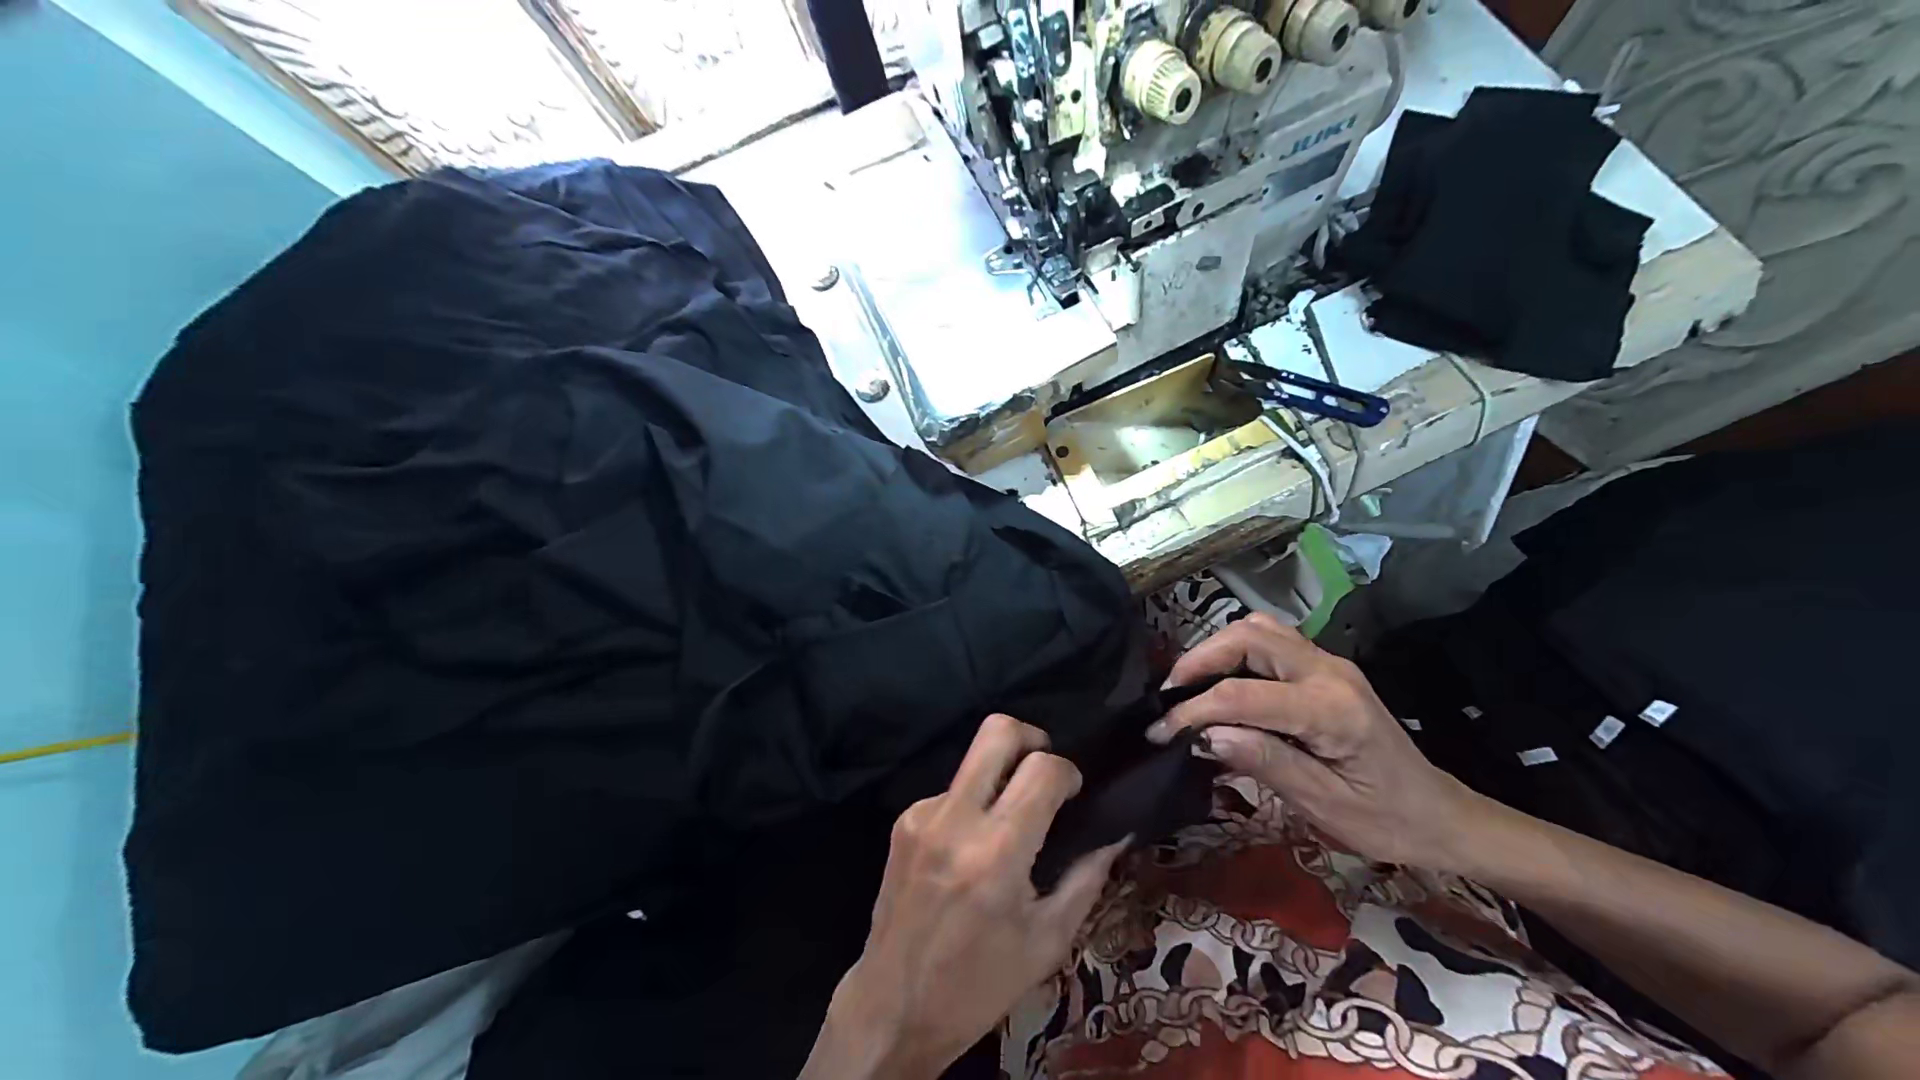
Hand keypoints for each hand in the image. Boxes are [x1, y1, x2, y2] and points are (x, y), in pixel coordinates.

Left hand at [800, 714, 1127, 1079]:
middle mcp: (955, 819)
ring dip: (999, 778)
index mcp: (997, 853)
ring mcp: (922, 815)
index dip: (1068, 771)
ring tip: (1007, 824)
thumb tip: (1114, 833)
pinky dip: (971, 806)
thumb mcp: (1047, 941)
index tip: (1073, 793)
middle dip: (1032, 737)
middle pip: (997, 730)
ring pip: (973, 760)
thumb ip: (1086, 877)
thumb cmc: (980, 984)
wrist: (894, 1005)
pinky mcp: (902, 821)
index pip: (1042, 769)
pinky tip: (971, 849)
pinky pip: (951, 792)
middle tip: (1044, 771)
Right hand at [1146, 614, 1491, 871]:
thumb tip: (1205, 735)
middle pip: (1248, 636)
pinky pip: (1270, 639)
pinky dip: (1236, 651)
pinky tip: (1222, 681)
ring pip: (1258, 628)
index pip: (1242, 696)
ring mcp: (1329, 663)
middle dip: (1199, 660)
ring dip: (1216, 649)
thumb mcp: (1324, 805)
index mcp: (1331, 711)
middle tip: (1169, 696)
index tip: (1159, 732)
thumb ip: (1265, 762)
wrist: (1442, 815)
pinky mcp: (1324, 667)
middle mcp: (1329, 672)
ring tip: (1190, 686)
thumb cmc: (1385, 821)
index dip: (1193, 711)